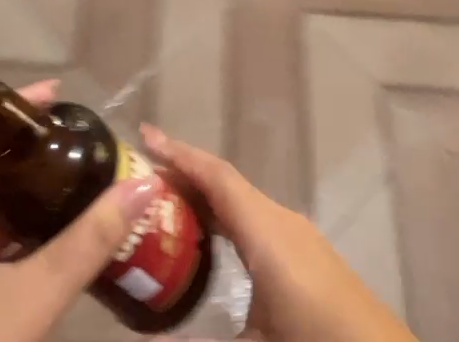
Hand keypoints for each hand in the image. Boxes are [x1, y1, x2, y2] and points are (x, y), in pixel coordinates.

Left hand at [0, 80, 159, 341]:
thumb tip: (141, 186)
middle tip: (66, 139)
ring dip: (12, 198)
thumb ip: (87, 241)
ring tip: (64, 178)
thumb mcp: (31, 297)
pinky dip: (1, 235)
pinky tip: (43, 238)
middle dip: (15, 156)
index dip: (3, 117)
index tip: (51, 100)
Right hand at [142, 125, 418, 341]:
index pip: (218, 178)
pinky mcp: (306, 254)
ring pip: (242, 201)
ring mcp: (298, 236)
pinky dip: (225, 215)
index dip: (180, 154)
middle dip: (184, 173)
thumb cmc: (318, 336)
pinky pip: (255, 218)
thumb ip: (201, 337)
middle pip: (227, 183)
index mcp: (268, 233)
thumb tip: (148, 338)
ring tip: (165, 202)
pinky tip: (210, 236)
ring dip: (205, 194)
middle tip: (140, 176)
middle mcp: (282, 222)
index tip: (145, 136)